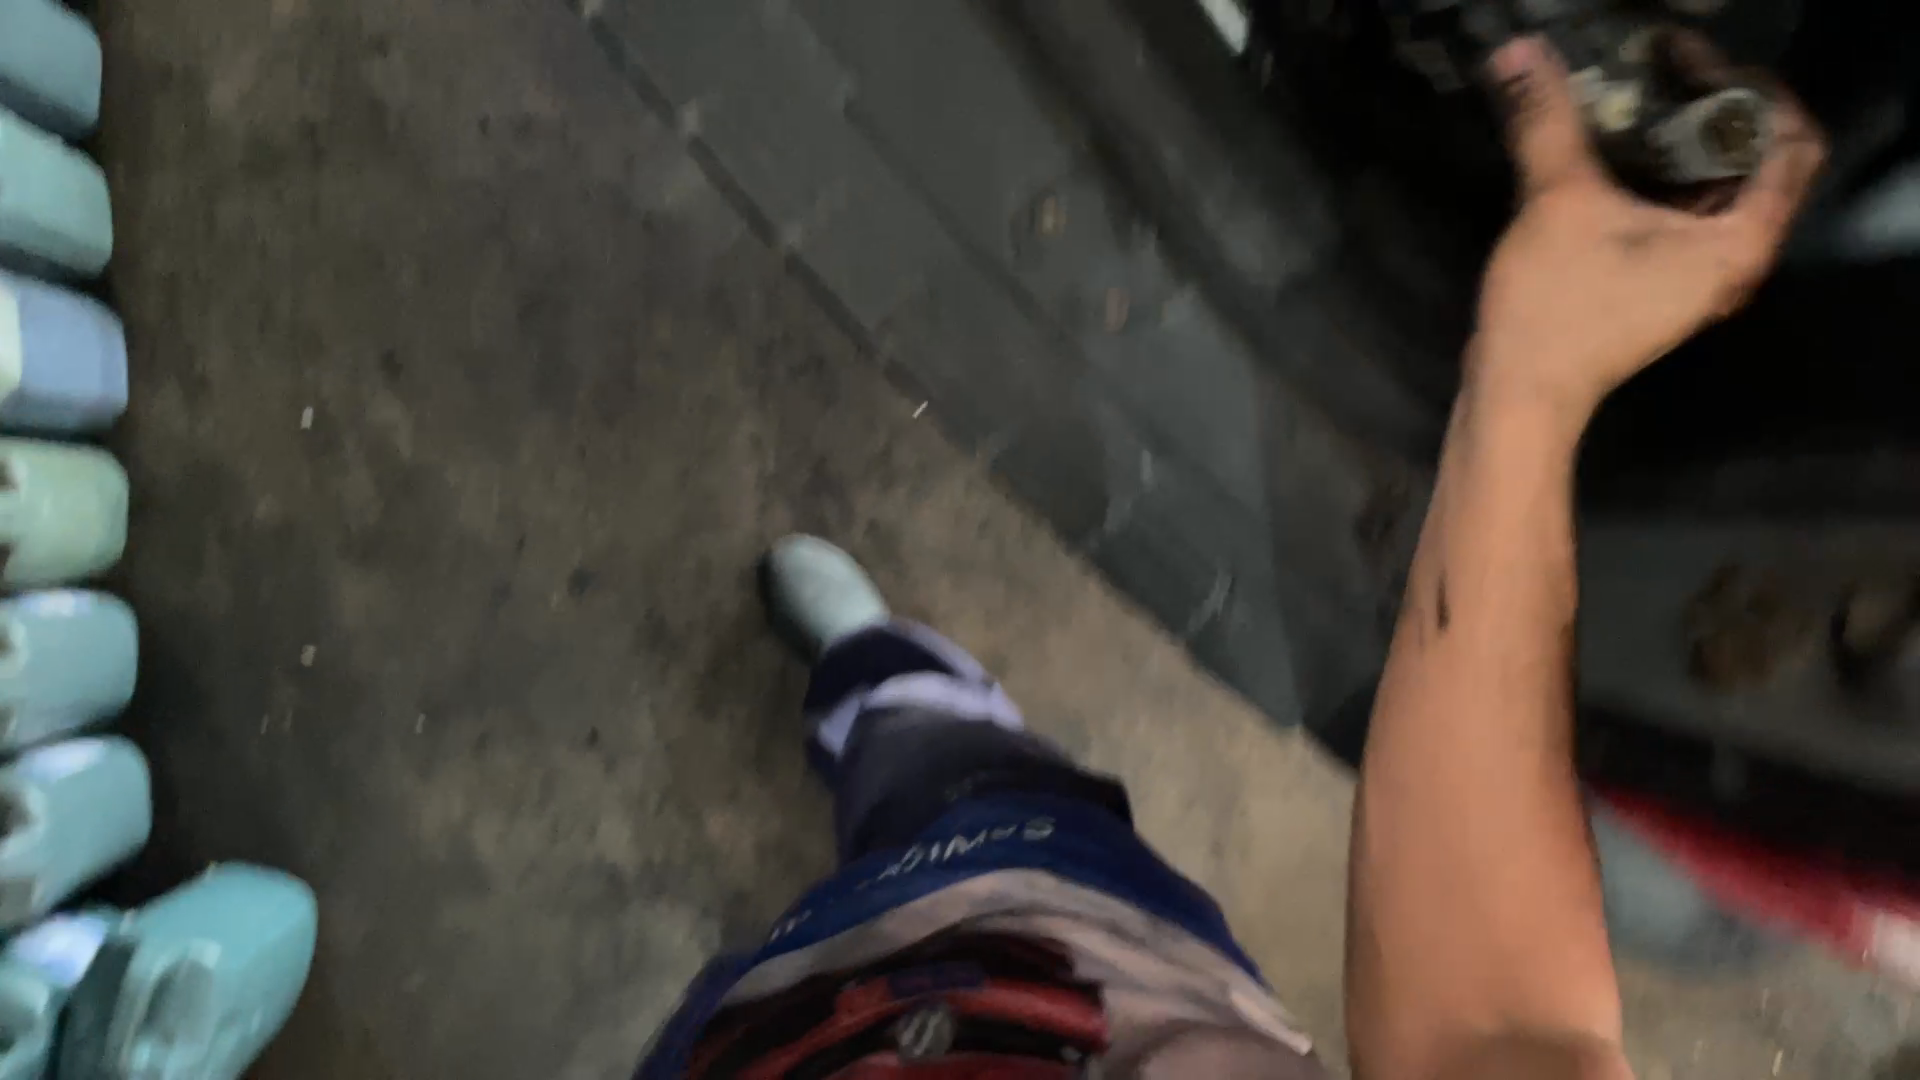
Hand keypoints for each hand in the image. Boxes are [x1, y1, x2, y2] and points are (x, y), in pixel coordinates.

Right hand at [1468, 36, 1826, 420]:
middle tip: (1657, 88)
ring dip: (1673, 160)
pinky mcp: (1645, 301)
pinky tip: (1603, 181)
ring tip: (1627, 126)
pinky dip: (1647, 197)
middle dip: (1708, 121)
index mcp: (1741, 237)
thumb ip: (1547, 126)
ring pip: (1702, 203)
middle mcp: (1730, 262)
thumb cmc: (1554, 307)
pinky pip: (1666, 231)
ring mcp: (1687, 287)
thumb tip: (1519, 54)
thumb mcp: (1556, 205)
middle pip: (1748, 169)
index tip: (1689, 64)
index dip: (1747, 89)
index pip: (1786, 137)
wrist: (1515, 396)